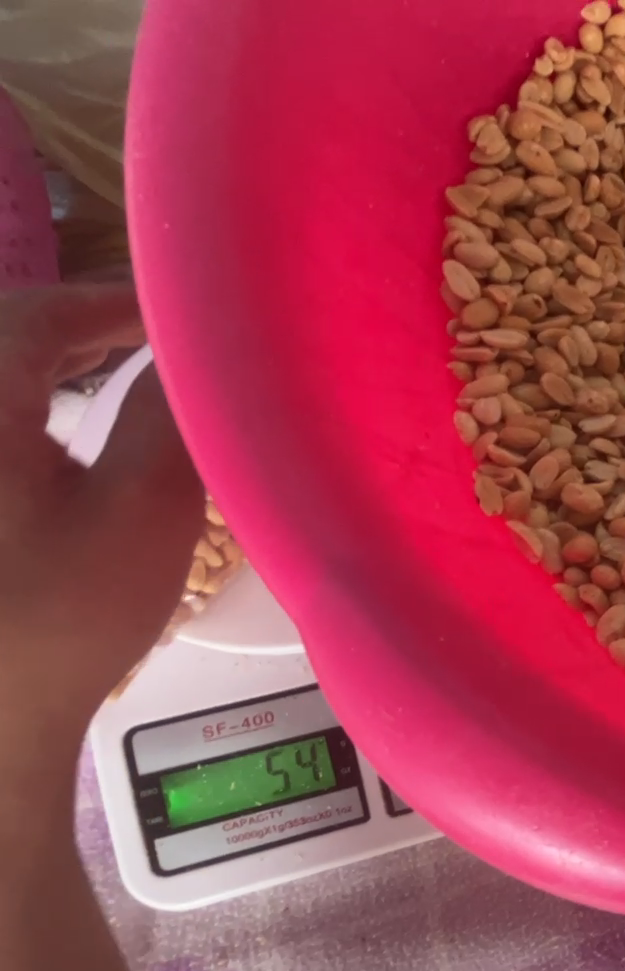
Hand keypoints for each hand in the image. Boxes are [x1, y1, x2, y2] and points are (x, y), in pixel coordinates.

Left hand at [0, 284, 202, 736]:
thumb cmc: (66, 609)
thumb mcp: (144, 512)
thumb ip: (169, 419)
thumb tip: (197, 352)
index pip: (30, 315)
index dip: (112, 301)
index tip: (187, 312)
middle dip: (79, 321)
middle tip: (165, 335)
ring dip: (47, 353)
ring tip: (120, 361)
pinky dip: (21, 391)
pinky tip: (57, 408)